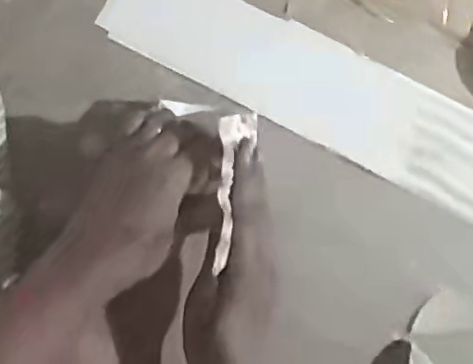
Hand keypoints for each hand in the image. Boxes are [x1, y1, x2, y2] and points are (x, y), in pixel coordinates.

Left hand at [45, 107, 197, 300]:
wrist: (88, 254)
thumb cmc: (136, 253)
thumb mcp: (171, 236)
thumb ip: (190, 210)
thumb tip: (208, 197)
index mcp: (176, 171)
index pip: (202, 150)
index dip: (211, 154)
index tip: (216, 161)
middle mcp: (156, 150)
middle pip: (181, 129)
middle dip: (192, 136)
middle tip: (198, 146)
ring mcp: (131, 145)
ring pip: (156, 118)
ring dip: (169, 123)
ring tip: (173, 134)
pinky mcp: (111, 149)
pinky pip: (131, 123)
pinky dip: (143, 121)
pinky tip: (146, 132)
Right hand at [184, 140, 275, 363]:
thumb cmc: (213, 338)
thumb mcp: (204, 298)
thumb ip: (212, 255)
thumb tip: (216, 213)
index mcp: (246, 260)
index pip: (246, 208)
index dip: (243, 174)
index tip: (241, 143)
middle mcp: (263, 255)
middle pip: (259, 204)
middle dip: (253, 170)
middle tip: (246, 136)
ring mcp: (268, 261)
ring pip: (263, 211)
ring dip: (256, 181)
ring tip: (248, 152)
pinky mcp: (266, 269)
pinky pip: (262, 223)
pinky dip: (255, 200)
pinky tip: (246, 190)